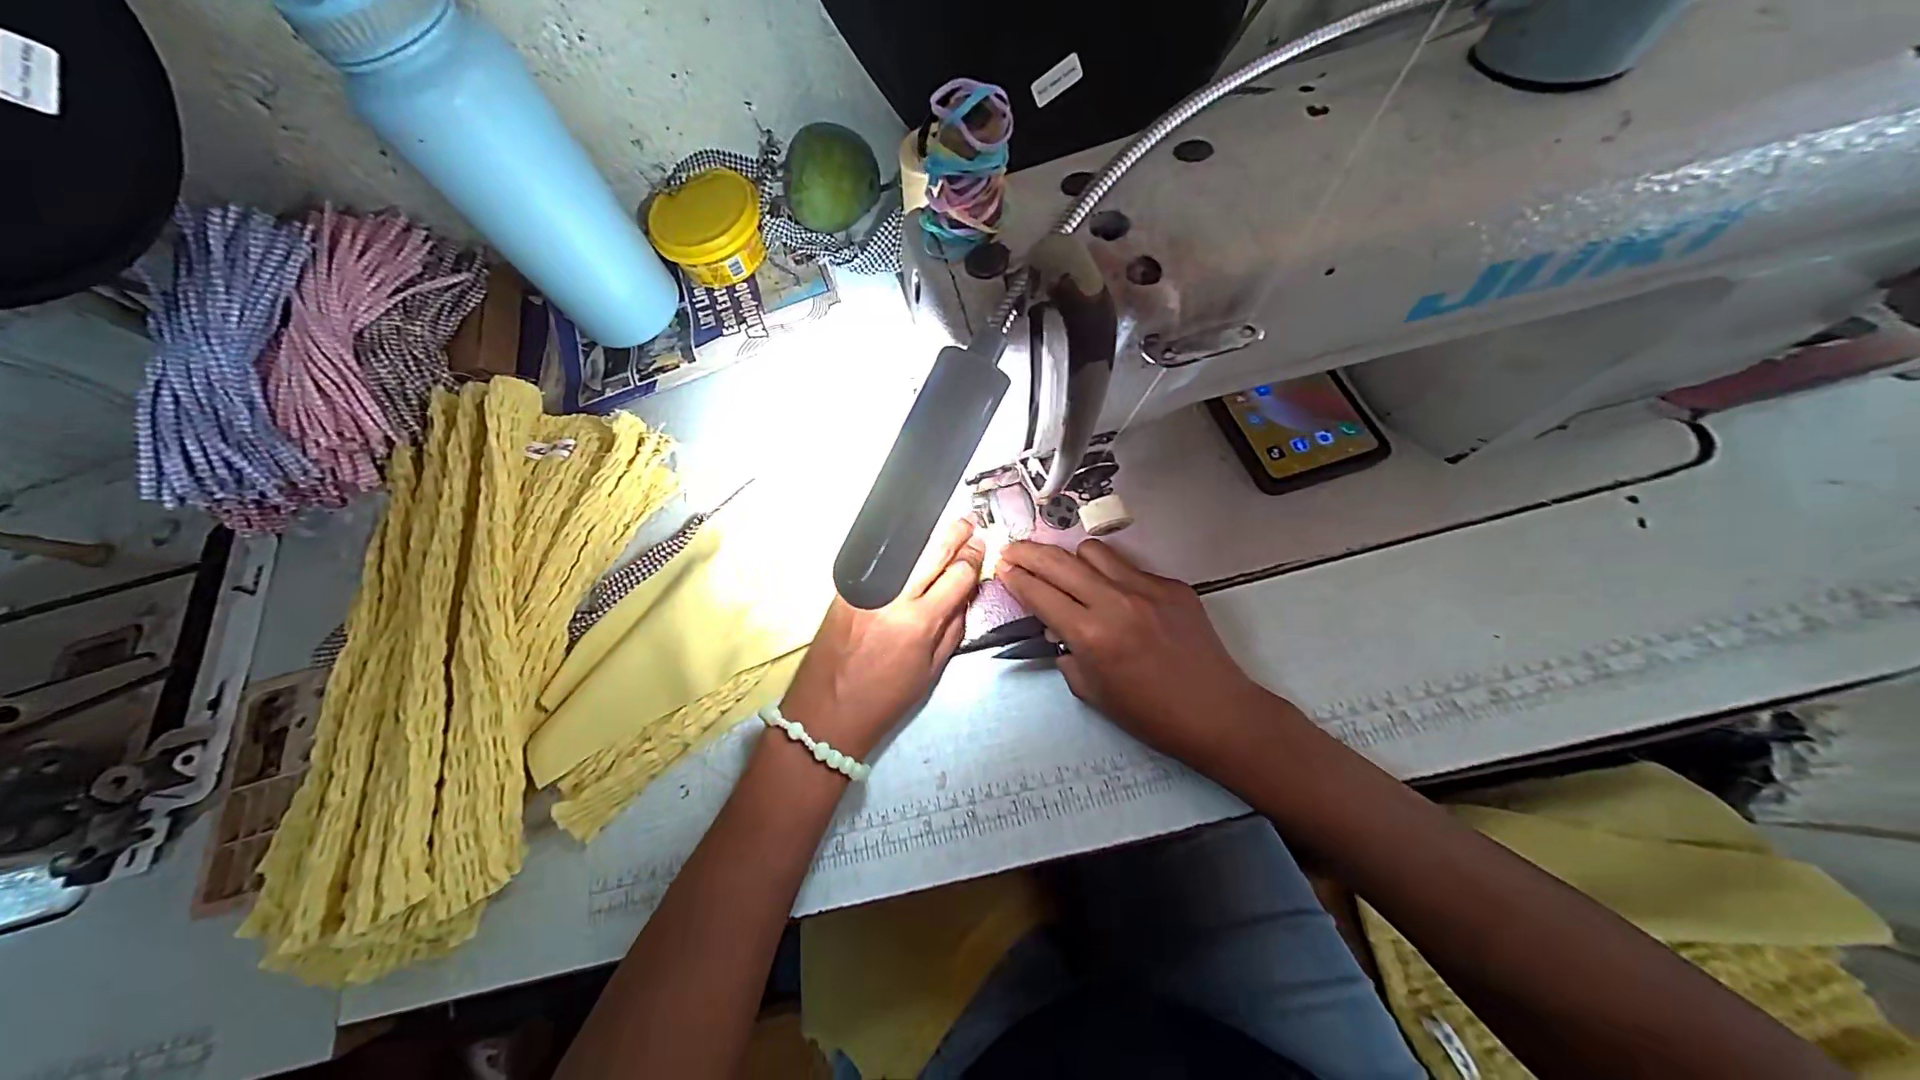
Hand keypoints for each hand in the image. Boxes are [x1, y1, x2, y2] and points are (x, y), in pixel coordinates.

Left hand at [781, 519, 984, 760]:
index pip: (957, 575)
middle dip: (955, 534)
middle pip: (932, 550)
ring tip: (943, 530)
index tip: (979, 549)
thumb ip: (954, 627)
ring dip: (928, 535)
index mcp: (918, 623)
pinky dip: (898, 551)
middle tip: (967, 525)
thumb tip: (965, 595)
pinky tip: (910, 547)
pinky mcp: (844, 589)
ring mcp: (865, 590)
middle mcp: (891, 599)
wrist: (826, 712)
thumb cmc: (881, 700)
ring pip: (905, 548)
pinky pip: (879, 560)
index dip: (973, 559)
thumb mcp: (931, 670)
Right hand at [998, 539, 1279, 771]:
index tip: (1003, 569)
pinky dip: (1112, 577)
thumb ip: (1065, 652)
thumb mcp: (1090, 690)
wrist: (1214, 711)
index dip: (1015, 577)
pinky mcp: (1171, 585)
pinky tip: (1116, 598)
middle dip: (1028, 553)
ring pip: (1094, 551)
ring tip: (1066, 574)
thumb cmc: (1150, 713)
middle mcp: (1116, 602)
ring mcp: (1147, 589)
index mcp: (1091, 634)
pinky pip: (1129, 568)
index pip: (1039, 592)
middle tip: (1013, 551)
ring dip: (1071, 559)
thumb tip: (1054, 627)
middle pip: (1058, 561)